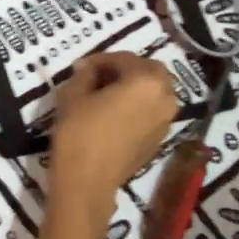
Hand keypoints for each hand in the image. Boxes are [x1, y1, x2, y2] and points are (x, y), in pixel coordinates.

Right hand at [46, 52, 178, 231]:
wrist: (88, 180)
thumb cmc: (79, 132)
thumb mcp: (72, 96)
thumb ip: (83, 75)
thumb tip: (87, 68)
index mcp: (145, 81)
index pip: (124, 59)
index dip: (100, 59)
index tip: (80, 66)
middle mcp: (165, 97)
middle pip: (150, 70)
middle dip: (125, 68)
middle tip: (98, 75)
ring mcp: (166, 119)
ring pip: (155, 90)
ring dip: (135, 85)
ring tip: (106, 93)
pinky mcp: (160, 137)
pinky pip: (153, 110)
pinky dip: (138, 104)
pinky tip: (114, 112)